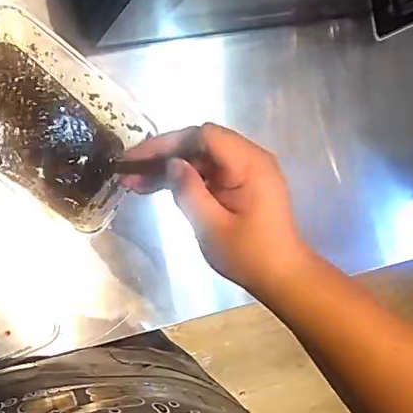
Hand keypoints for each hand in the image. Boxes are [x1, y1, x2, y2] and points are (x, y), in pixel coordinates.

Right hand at [120, 123, 318, 296]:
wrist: (283, 277)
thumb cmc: (250, 255)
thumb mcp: (212, 226)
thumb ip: (188, 191)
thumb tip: (171, 164)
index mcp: (249, 163)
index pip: (204, 136)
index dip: (168, 143)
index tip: (138, 159)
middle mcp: (250, 159)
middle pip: (200, 143)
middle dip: (164, 155)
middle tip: (129, 171)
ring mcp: (246, 171)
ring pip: (200, 158)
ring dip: (169, 168)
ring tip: (135, 184)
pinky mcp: (240, 184)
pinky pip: (208, 172)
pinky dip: (184, 179)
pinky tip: (157, 188)